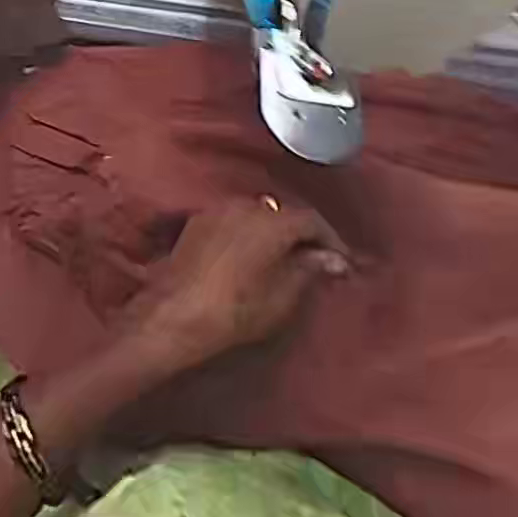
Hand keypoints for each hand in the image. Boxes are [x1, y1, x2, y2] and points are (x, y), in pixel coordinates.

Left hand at [122, 198, 349, 375]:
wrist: (176, 311)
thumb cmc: (236, 310)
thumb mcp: (282, 297)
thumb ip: (308, 270)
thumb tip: (333, 258)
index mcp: (271, 221)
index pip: (311, 220)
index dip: (331, 240)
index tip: (341, 262)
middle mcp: (245, 205)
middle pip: (283, 213)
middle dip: (301, 235)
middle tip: (315, 261)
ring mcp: (218, 209)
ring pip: (257, 213)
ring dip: (273, 231)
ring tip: (283, 258)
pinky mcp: (198, 220)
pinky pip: (234, 219)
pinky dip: (248, 232)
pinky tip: (250, 255)